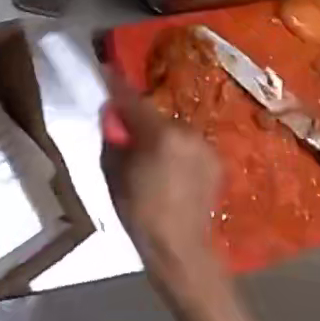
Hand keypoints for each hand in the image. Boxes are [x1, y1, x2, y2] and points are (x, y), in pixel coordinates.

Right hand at [103, 72, 223, 298]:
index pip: (132, 100)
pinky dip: (173, 148)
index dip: (116, 85)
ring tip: (144, 152)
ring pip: (171, 129)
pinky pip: (185, 144)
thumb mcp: (113, 172)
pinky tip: (165, 167)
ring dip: (157, 134)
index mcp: (161, 135)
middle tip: (121, 127)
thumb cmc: (139, 213)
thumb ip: (114, 138)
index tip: (105, 69)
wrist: (180, 251)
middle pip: (154, 114)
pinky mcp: (215, 161)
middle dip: (137, 117)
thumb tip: (113, 116)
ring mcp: (205, 147)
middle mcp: (187, 133)